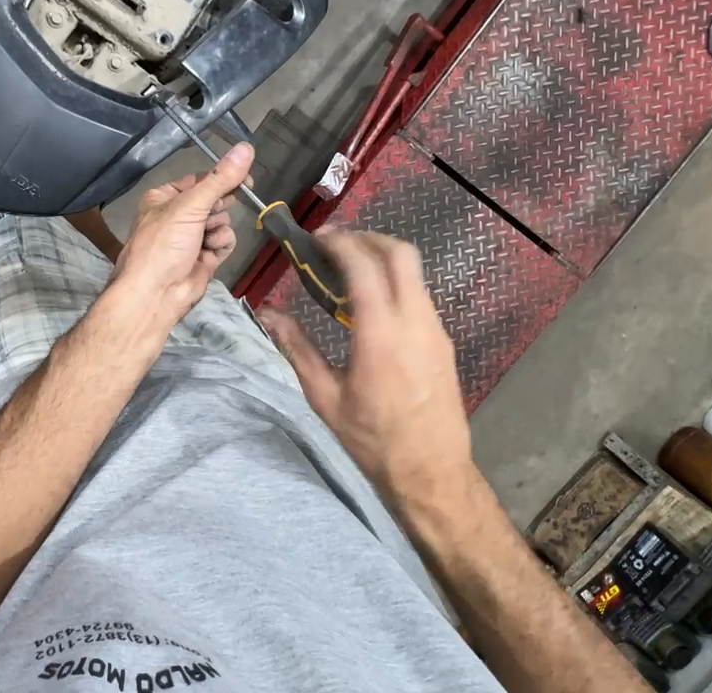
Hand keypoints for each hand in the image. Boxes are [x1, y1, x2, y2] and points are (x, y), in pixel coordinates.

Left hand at [107, 142, 253, 331]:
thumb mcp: (190, 206)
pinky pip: (223, 241)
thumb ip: (220, 180)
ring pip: (221, 221)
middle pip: (214, 200)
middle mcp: (176, 215)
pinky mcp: (203, 257)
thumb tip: (246, 147)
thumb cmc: (163, 244)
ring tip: (205, 239)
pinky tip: (210, 253)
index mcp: (164, 197)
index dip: (222, 179)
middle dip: (218, 208)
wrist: (155, 295)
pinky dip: (220, 245)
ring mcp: (190, 238)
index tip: (246, 179)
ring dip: (218, 228)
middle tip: (213, 215)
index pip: (200, 180)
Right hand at [261, 231, 472, 498]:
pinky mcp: (443, 341)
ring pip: (414, 272)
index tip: (316, 238)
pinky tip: (370, 303)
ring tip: (347, 271)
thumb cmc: (373, 440)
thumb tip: (268, 314)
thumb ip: (297, 349)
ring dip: (382, 258)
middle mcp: (415, 322)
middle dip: (367, 237)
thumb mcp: (325, 397)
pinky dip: (394, 281)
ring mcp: (435, 330)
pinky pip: (419, 294)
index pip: (364, 266)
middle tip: (335, 244)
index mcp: (381, 334)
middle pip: (400, 254)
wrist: (433, 474)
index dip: (340, 242)